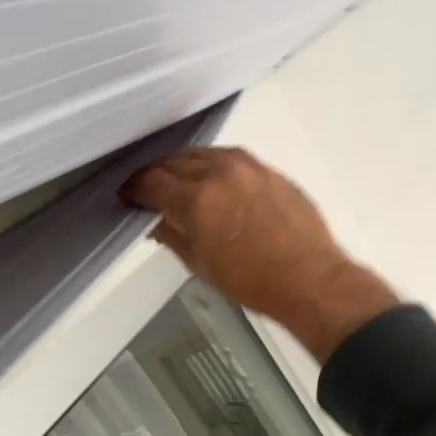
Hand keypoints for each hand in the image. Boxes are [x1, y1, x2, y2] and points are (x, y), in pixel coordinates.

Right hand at [120, 147, 399, 359]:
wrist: (308, 278)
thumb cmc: (250, 280)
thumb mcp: (199, 264)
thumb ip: (172, 235)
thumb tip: (156, 220)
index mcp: (197, 199)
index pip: (152, 182)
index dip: (134, 189)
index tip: (127, 196)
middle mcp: (220, 173)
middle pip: (175, 162)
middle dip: (157, 175)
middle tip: (148, 191)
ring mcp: (248, 167)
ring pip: (203, 154)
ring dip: (185, 166)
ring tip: (178, 184)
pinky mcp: (269, 170)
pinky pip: (230, 159)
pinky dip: (212, 167)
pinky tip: (211, 184)